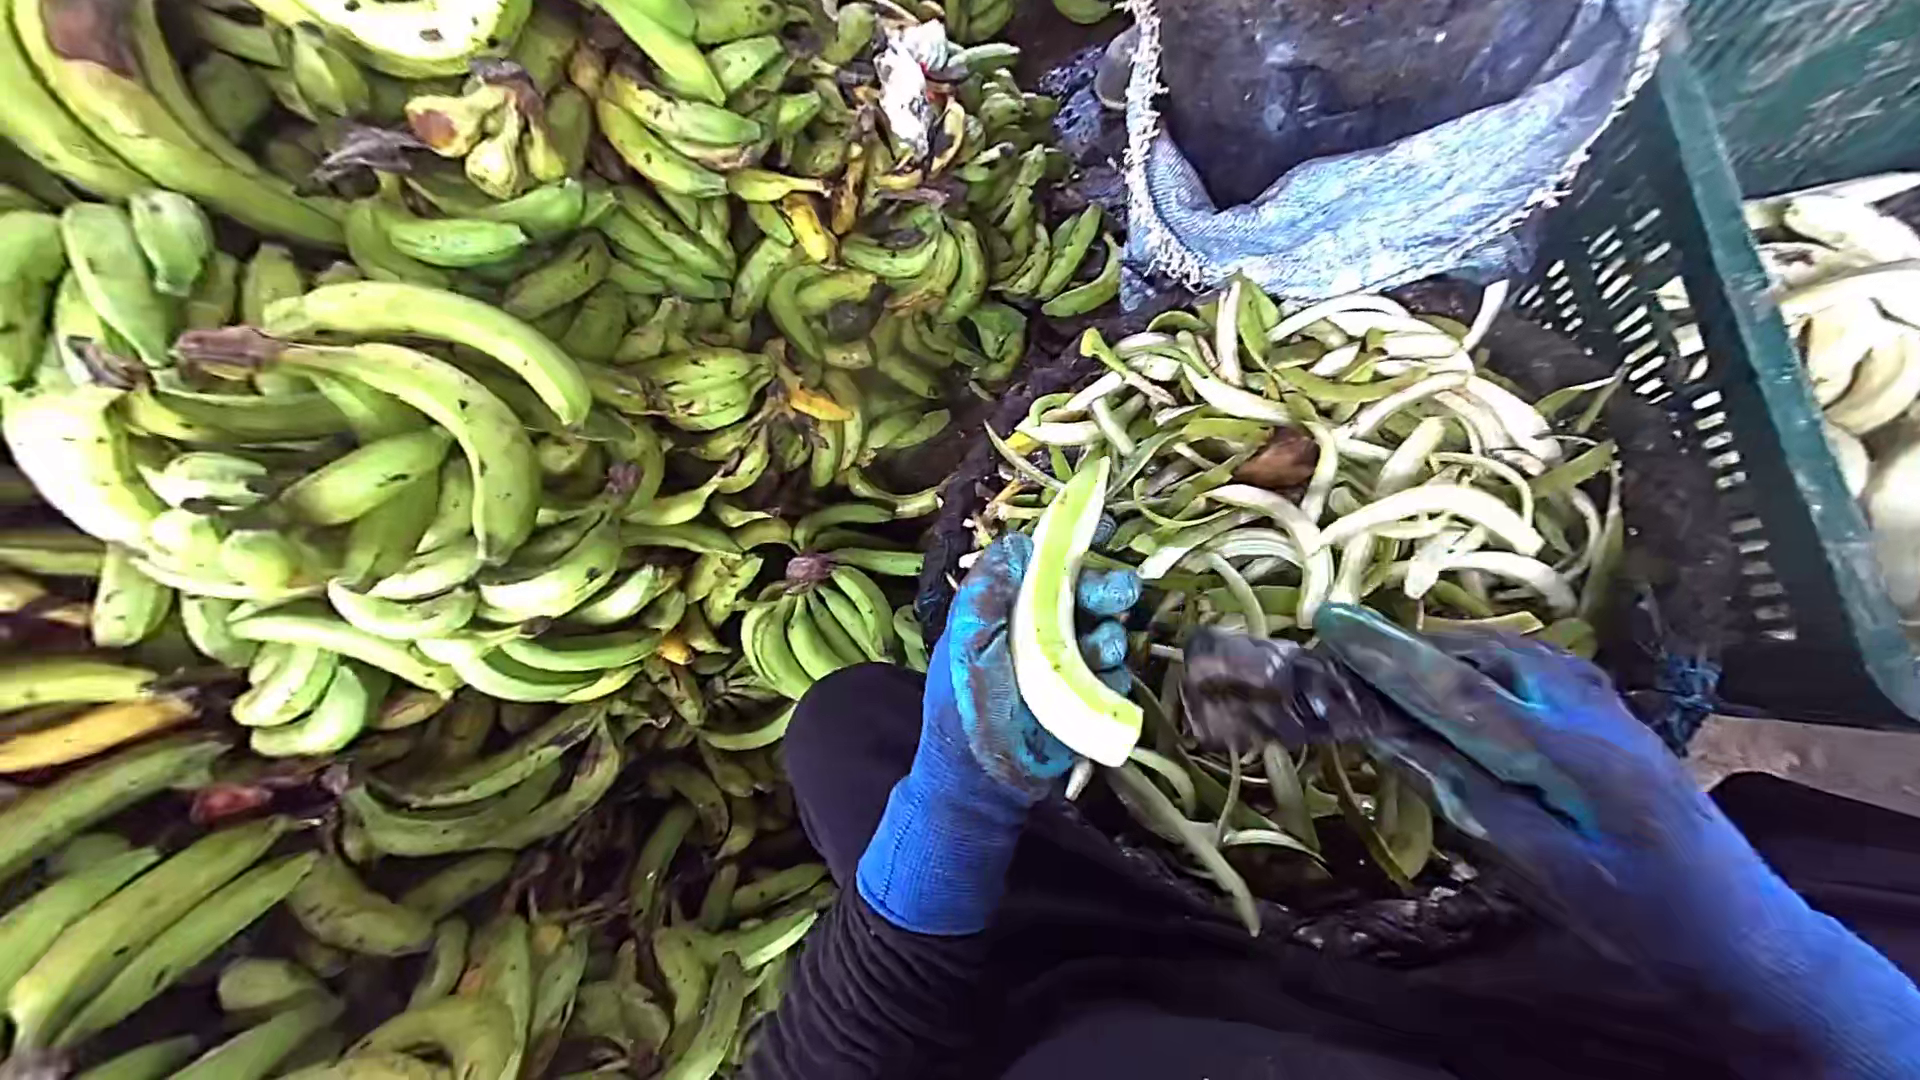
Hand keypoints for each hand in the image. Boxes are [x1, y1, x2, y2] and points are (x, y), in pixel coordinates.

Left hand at [857, 534, 1138, 933]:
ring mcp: (1068, 662)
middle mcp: (1041, 629)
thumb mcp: (967, 642)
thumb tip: (1018, 543)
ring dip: (1110, 635)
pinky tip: (1101, 684)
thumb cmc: (964, 705)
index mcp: (1008, 609)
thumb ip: (988, 592)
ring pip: (1107, 631)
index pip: (1044, 568)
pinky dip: (1113, 674)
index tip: (1089, 547)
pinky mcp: (1088, 695)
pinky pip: (1114, 674)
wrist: (980, 780)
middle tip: (1119, 594)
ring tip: (1103, 649)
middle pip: (1085, 595)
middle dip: (1106, 589)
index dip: (1067, 556)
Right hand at [1312, 604, 1919, 1077]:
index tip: (1329, 620)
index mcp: (1577, 761)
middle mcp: (1587, 707)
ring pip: (1487, 645)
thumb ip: (1459, 791)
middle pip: (1469, 655)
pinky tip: (1429, 668)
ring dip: (1421, 649)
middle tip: (1329, 650)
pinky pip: (1508, 651)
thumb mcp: (1539, 867)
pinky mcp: (1592, 691)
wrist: (1746, 927)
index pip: (1459, 691)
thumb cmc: (1636, 913)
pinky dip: (1454, 653)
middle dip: (1393, 649)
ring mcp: (1595, 692)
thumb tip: (1383, 733)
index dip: (1387, 655)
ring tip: (1366, 663)